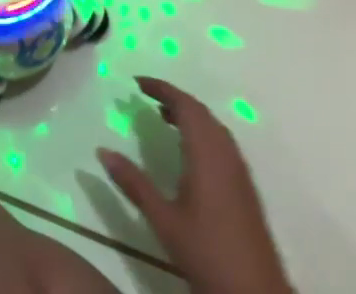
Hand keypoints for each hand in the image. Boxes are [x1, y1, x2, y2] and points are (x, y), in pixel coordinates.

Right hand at [98, 77, 293, 293]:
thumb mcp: (163, 218)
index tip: (138, 82)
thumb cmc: (204, 250)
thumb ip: (133, 183)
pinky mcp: (243, 183)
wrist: (253, 288)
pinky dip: (200, 132)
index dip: (163, 88)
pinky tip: (186, 150)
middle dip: (174, 98)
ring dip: (189, 115)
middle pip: (201, 112)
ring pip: (213, 126)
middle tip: (146, 96)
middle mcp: (226, 152)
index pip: (186, 105)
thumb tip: (103, 151)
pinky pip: (220, 141)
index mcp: (207, 153)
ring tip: (162, 117)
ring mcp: (239, 168)